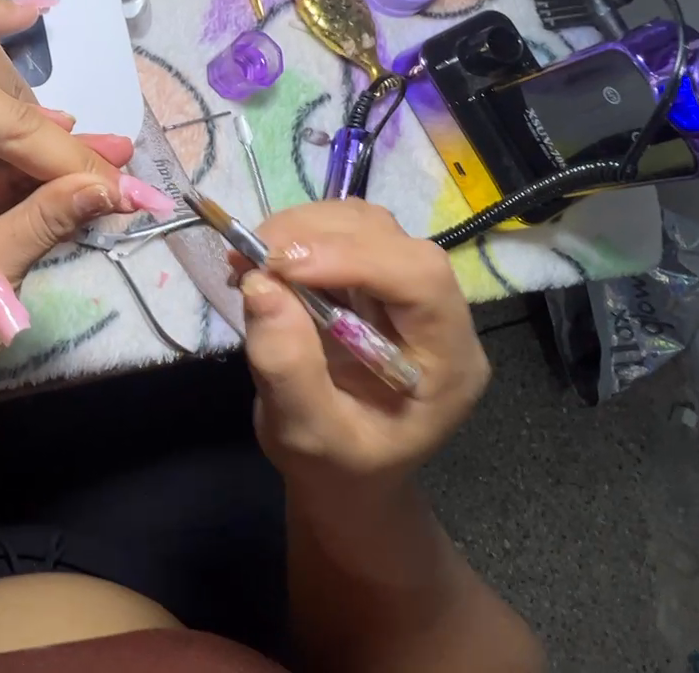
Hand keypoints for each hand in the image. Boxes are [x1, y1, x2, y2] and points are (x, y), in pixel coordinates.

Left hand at [0, 117, 136, 421]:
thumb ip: (51, 218)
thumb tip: (114, 183)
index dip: (36, 130)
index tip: (87, 129)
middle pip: (3, 153)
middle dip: (63, 154)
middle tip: (122, 150)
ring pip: (16, 180)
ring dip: (66, 177)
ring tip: (122, 165)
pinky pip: (17, 205)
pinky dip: (54, 202)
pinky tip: (92, 194)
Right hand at [233, 200, 488, 493]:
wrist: (343, 474)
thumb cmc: (335, 466)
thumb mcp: (307, 435)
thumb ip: (288, 369)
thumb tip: (260, 284)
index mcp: (448, 360)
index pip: (419, 278)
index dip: (352, 257)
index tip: (278, 264)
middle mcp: (436, 314)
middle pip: (391, 240)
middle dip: (316, 237)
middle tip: (250, 256)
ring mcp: (402, 292)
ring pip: (364, 225)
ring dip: (302, 229)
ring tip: (250, 258)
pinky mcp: (369, 281)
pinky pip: (339, 235)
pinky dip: (295, 237)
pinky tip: (263, 262)